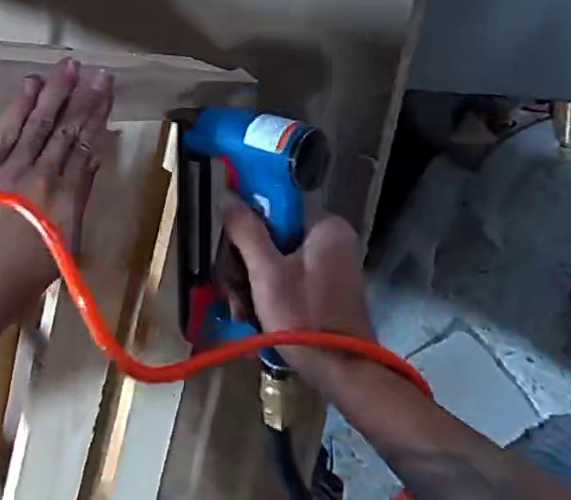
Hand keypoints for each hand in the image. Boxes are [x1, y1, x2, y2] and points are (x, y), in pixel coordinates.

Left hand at [0, 59, 109, 329]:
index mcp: (68, 206)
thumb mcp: (60, 251)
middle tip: (99, 72)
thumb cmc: (13, 286)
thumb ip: (74, 204)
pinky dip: (20, 104)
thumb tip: (87, 166)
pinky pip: (8, 128)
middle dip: (85, 98)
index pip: (88, 150)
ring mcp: (12, 170)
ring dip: (57, 91)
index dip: (98, 119)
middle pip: (70, 131)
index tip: (106, 94)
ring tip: (70, 66)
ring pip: (41, 122)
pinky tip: (32, 84)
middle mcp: (45, 181)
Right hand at [222, 196, 375, 377]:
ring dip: (250, 281)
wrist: (343, 376)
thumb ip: (246, 229)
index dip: (246, 223)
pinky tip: (252, 313)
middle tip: (233, 288)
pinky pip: (286, 275)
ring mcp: (329, 265)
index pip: (273, 205)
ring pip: (274, 257)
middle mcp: (331, 239)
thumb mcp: (266, 272)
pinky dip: (267, 292)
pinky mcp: (324, 288)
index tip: (229, 247)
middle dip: (244, 263)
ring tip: (240, 308)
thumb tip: (227, 194)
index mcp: (325, 226)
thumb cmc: (305, 318)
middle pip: (271, 234)